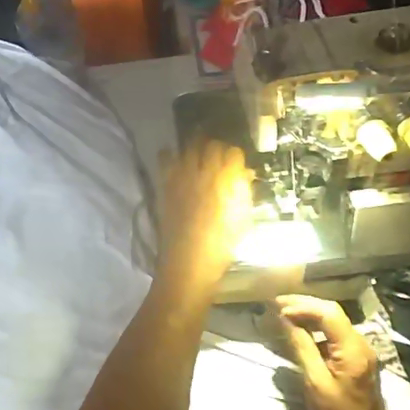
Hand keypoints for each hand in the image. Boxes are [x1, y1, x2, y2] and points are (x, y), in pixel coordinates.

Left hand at [157, 139, 251, 294]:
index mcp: (225, 181)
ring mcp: (180, 177)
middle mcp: (202, 173)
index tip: (237, 164)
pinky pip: (165, 158)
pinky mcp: (165, 184)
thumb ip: (243, 193)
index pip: (233, 152)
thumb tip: (243, 176)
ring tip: (199, 156)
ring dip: (196, 147)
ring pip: (188, 146)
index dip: (236, 156)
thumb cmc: (220, 248)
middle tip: (219, 157)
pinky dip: (171, 156)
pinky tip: (177, 164)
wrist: (187, 265)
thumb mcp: (242, 220)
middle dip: (217, 148)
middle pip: (210, 144)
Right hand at [276, 294, 396, 409]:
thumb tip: (285, 319)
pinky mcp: (356, 357)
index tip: (279, 309)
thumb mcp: (315, 383)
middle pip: (332, 312)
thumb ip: (301, 347)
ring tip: (284, 312)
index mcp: (353, 350)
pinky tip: (300, 329)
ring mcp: (360, 350)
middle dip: (304, 304)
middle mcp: (361, 344)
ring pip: (334, 320)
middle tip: (277, 303)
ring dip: (309, 313)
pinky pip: (335, 333)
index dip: (302, 306)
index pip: (328, 313)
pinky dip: (316, 326)